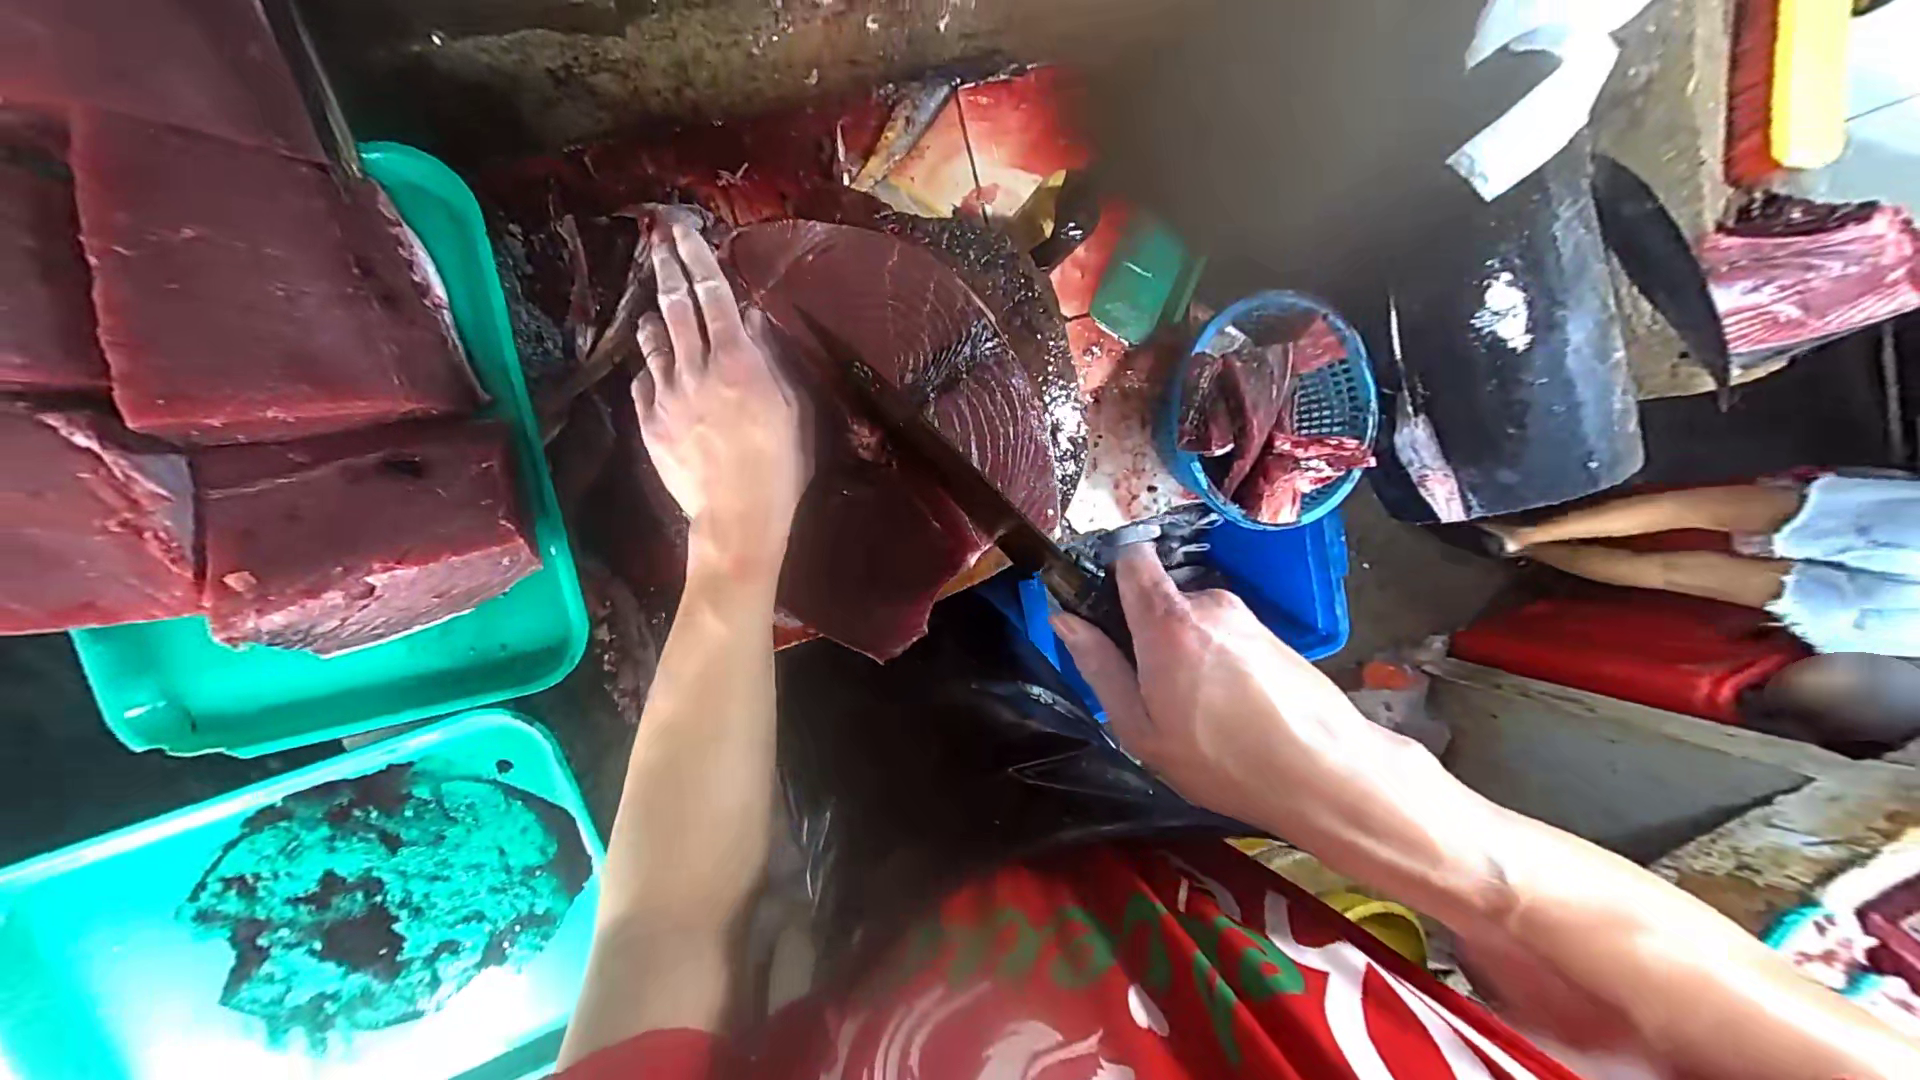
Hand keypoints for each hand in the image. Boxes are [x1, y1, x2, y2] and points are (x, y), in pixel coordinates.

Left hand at [635, 220, 810, 568]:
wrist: (738, 517)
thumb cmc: (782, 466)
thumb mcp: (794, 410)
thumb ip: (772, 360)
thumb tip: (754, 320)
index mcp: (738, 361)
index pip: (713, 294)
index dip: (697, 257)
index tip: (684, 228)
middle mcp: (695, 368)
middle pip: (675, 306)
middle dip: (666, 266)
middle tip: (659, 238)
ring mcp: (666, 395)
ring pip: (652, 339)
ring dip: (654, 313)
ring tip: (655, 299)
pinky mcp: (649, 422)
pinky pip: (643, 380)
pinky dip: (650, 363)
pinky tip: (655, 362)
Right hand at [1052, 545, 1428, 842]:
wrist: (1330, 775)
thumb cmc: (1223, 760)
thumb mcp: (1140, 727)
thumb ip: (1098, 665)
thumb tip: (1064, 619)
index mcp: (1167, 622)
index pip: (1132, 556)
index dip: (1111, 572)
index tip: (1102, 608)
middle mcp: (1208, 603)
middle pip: (1158, 596)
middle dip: (1146, 631)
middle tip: (1154, 688)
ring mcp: (1244, 616)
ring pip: (1191, 619)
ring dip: (1183, 649)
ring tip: (1198, 706)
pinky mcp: (1271, 632)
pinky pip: (1222, 632)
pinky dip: (1215, 658)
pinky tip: (1230, 706)